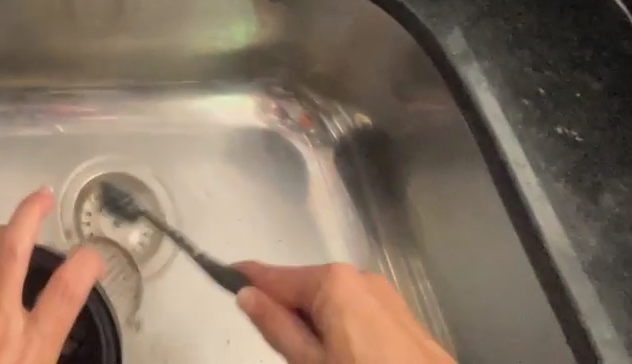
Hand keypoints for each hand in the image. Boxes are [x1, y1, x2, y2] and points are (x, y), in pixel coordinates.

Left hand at [0, 188, 105, 363]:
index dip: (85, 265)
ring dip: (0, 231)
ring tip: (15, 225)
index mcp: (29, 350)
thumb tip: (58, 333)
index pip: (65, 294)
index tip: (95, 253)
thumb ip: (49, 351)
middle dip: (29, 216)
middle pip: (13, 252)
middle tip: (43, 196)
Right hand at [235, 261, 455, 363]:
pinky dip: (348, 337)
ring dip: (320, 330)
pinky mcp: (411, 325)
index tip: (220, 277)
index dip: (245, 281)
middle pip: (305, 291)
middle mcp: (360, 278)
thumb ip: (276, 327)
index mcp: (332, 281)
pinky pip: (362, 320)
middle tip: (292, 358)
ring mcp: (390, 301)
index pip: (272, 275)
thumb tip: (246, 293)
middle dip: (291, 318)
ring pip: (335, 307)